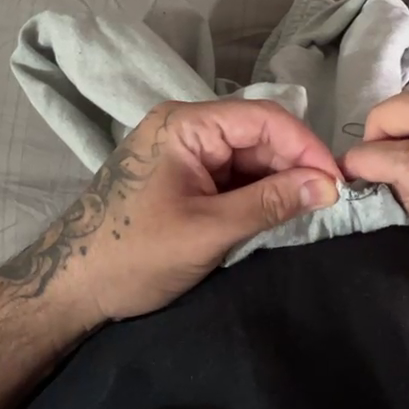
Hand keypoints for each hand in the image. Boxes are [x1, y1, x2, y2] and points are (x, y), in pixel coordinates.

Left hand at [0, 98, 343, 323]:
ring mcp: (184, 153)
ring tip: (312, 210)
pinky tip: (281, 212)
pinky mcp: (185, 177)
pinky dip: (259, 193)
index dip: (306, 147)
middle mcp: (186, 128)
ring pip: (250, 156)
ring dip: (280, 181)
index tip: (338, 183)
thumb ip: (271, 203)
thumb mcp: (209, 231)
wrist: (70, 289)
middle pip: (259, 135)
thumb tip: (329, 186)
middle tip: (330, 202)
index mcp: (185, 125)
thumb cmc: (133, 256)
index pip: (263, 119)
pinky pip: (233, 175)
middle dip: (296, 165)